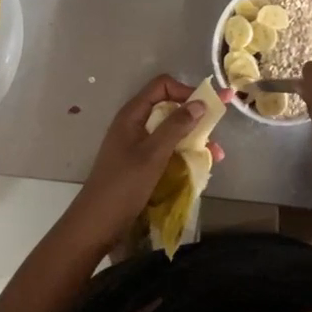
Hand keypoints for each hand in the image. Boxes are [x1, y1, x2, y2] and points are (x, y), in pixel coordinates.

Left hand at [65, 75, 226, 246]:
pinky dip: (184, 153)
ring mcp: (137, 144)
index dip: (186, 91)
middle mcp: (135, 124)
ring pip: (171, 130)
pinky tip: (200, 165)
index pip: (162, 86)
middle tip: (216, 132)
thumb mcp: (153, 154)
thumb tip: (200, 102)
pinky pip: (167, 149)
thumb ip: (176, 126)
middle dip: (194, 116)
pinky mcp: (141, 162)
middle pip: (169, 106)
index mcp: (133, 114)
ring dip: (194, 138)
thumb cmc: (123, 186)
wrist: (95, 226)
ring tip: (216, 154)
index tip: (206, 108)